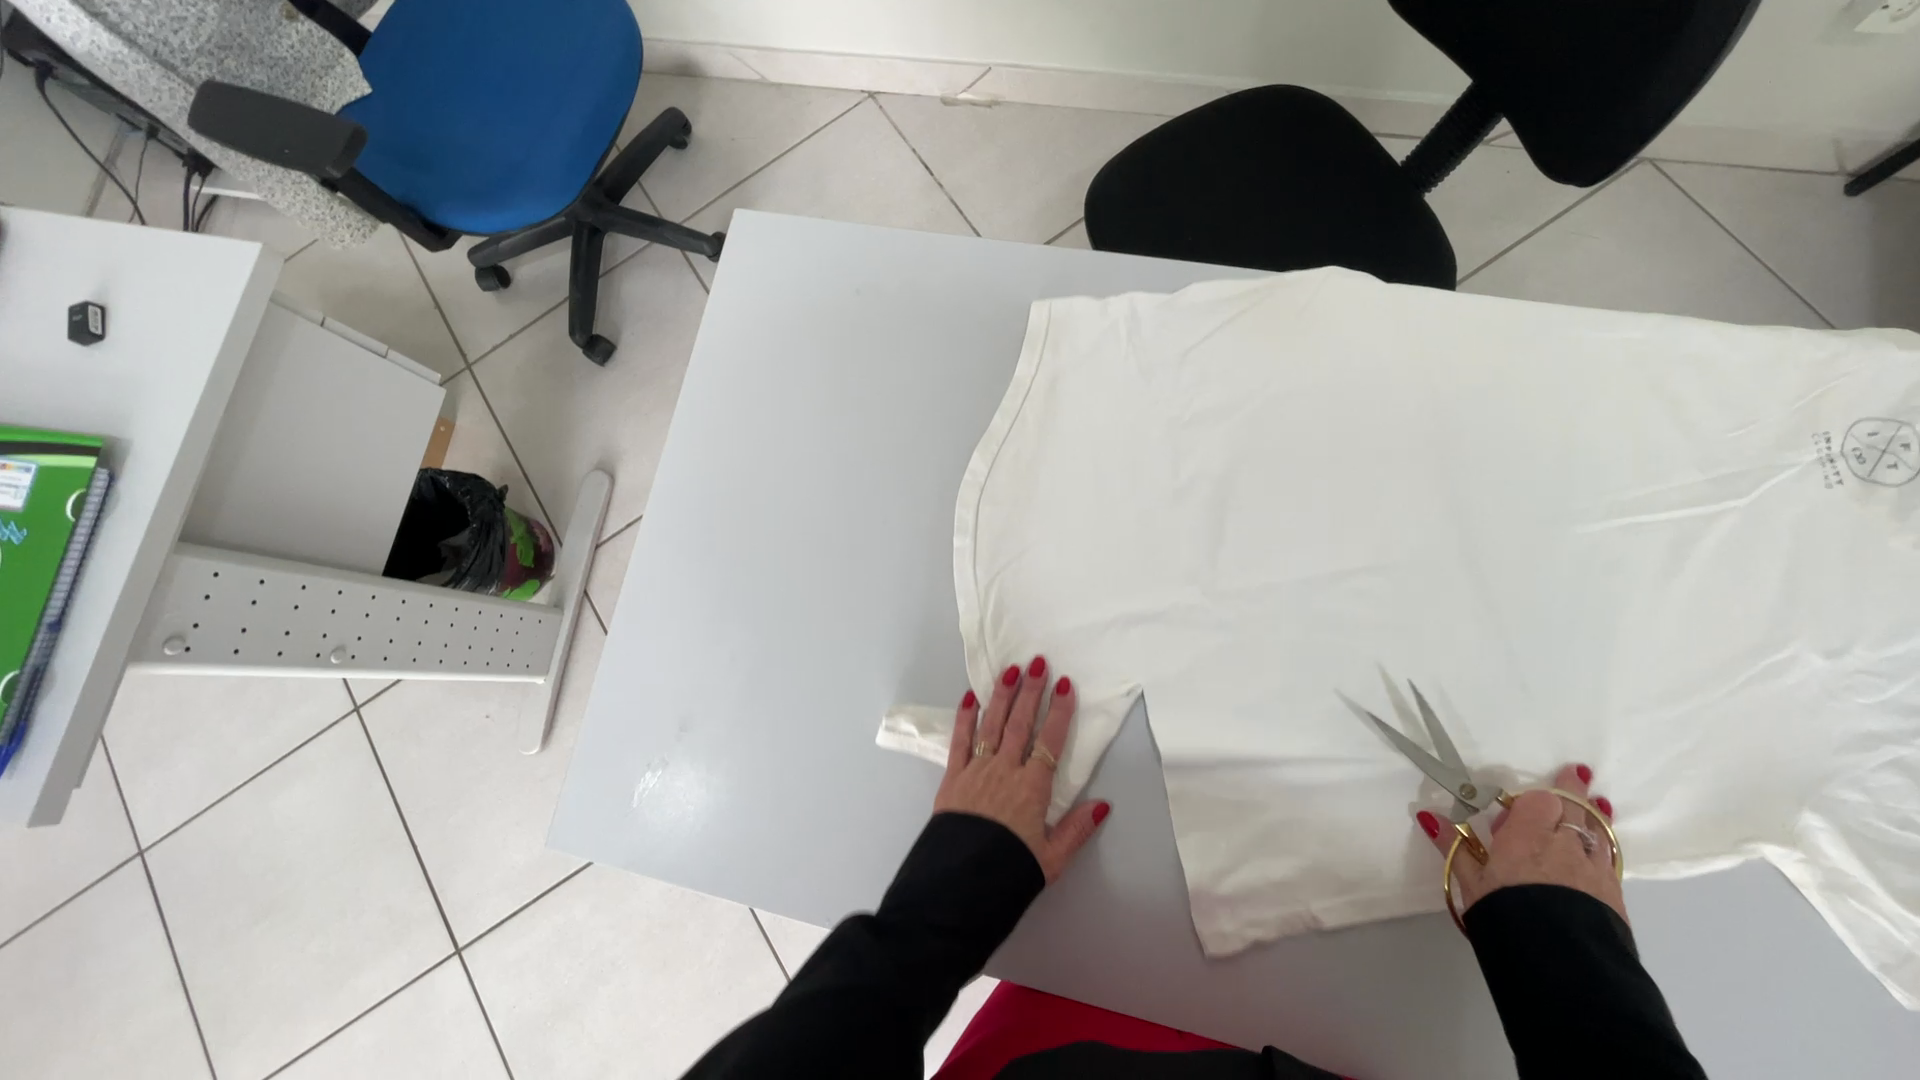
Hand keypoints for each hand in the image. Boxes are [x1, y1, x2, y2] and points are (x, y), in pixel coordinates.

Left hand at [934, 655, 1109, 882]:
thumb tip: (1103, 804)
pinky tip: (969, 697)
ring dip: (1001, 695)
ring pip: (991, 725)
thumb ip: (1076, 830)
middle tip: (1037, 662)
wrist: (958, 886)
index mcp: (1032, 788)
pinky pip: (959, 741)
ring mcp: (976, 771)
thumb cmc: (1008, 872)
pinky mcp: (952, 778)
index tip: (1065, 685)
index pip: (1050, 741)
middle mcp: (1005, 771)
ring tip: (1009, 670)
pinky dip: (964, 717)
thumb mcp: (1051, 860)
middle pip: (1020, 723)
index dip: (1059, 711)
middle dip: (1030, 691)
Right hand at [1416, 763, 1623, 920]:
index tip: (1519, 808)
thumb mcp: (1472, 882)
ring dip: (1595, 815)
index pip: (1540, 801)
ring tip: (1599, 803)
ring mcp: (1595, 868)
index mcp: (1528, 837)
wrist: (1562, 963)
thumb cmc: (1507, 915)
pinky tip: (1603, 845)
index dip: (1532, 800)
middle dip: (1573, 789)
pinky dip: (1606, 844)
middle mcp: (1566, 845)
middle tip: (1577, 773)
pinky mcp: (1614, 893)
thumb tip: (1428, 815)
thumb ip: (1455, 846)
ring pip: (1600, 831)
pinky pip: (1611, 856)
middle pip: (1575, 808)